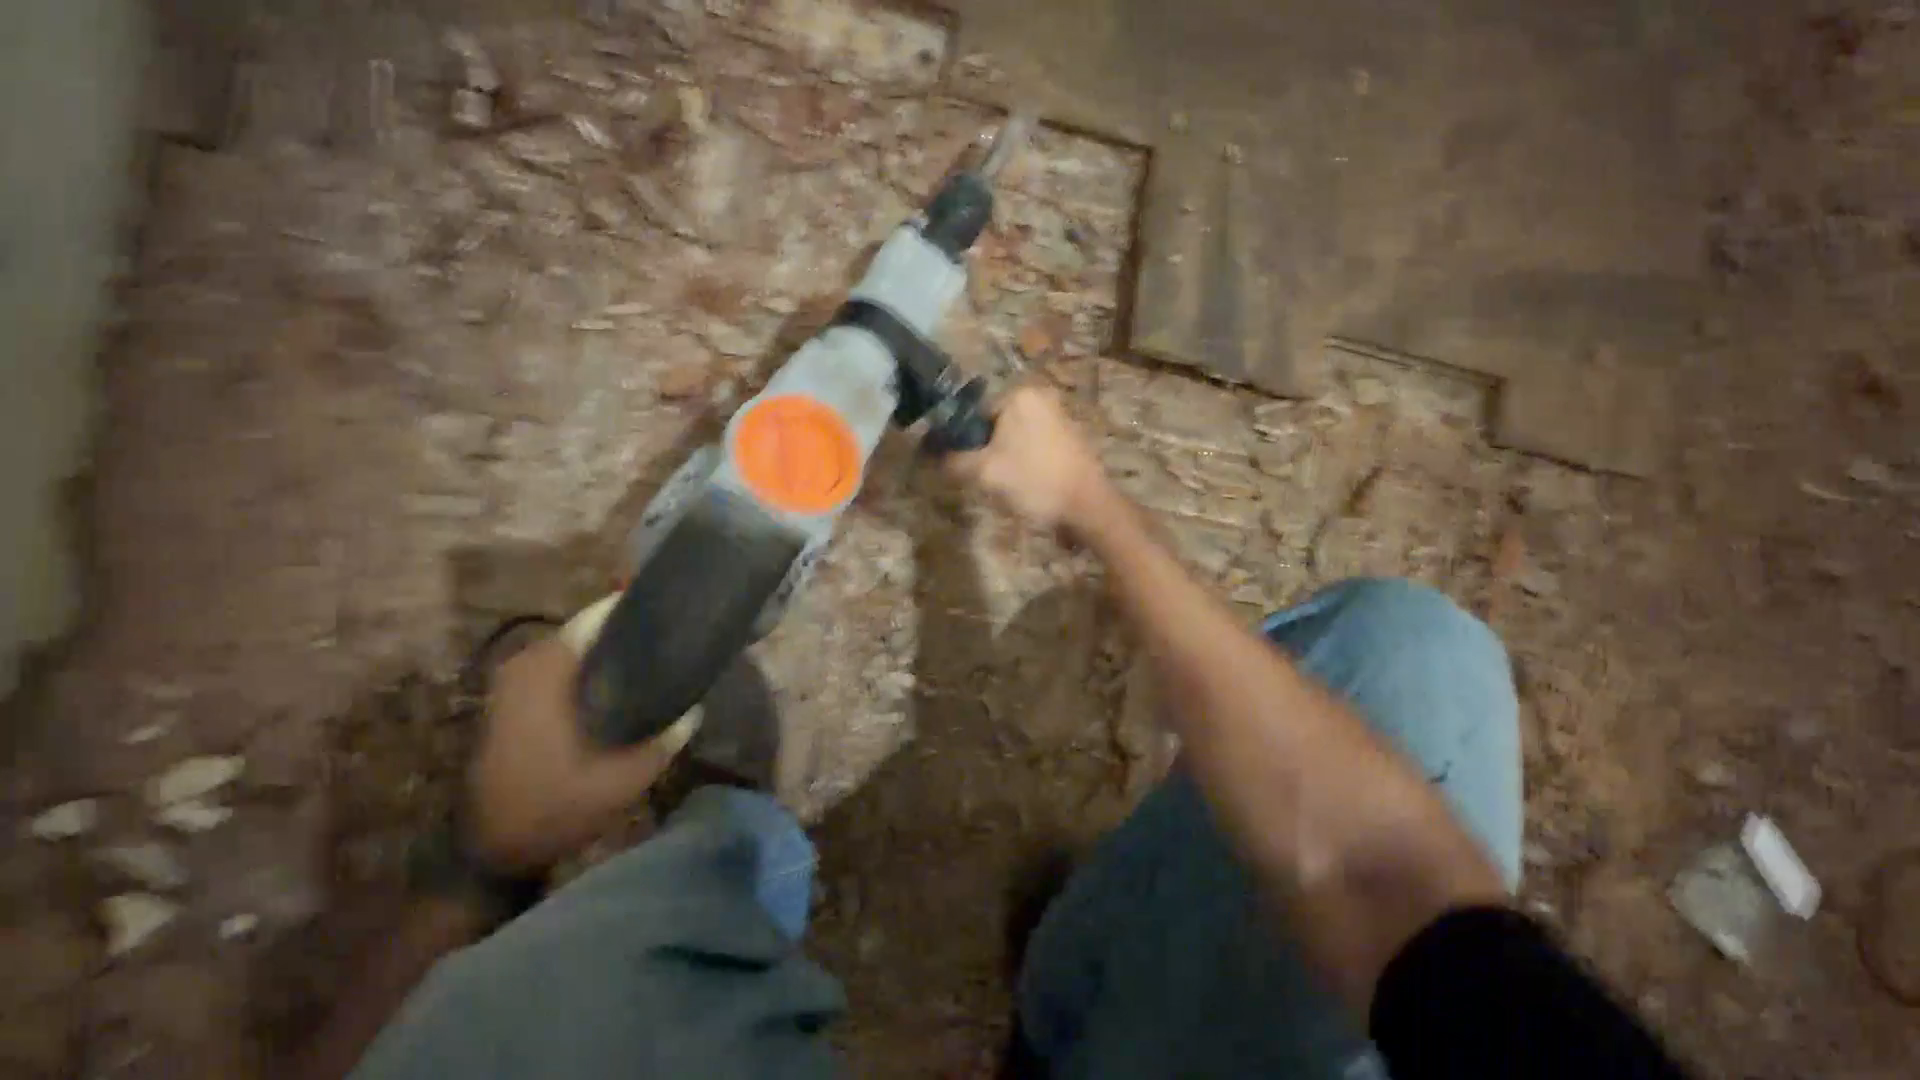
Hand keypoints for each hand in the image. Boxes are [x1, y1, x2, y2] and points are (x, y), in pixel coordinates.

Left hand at [464, 597, 700, 872]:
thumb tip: (694, 707)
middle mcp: (525, 664)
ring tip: (654, 665)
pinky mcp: (508, 705)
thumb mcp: (624, 777)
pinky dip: (587, 675)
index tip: (675, 611)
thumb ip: (666, 737)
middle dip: (629, 634)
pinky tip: (618, 694)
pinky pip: (557, 673)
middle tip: (673, 643)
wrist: (489, 850)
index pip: (599, 615)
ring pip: (573, 653)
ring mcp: (511, 684)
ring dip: (608, 657)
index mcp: (548, 668)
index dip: (638, 609)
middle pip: (588, 631)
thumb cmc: (554, 805)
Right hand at [945, 384, 1113, 531]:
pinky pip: (1033, 446)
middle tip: (984, 479)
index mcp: (1019, 394)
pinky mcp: (1070, 437)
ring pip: (1013, 438)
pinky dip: (1024, 463)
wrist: (1088, 506)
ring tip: (1005, 485)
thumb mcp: (984, 473)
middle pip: (993, 425)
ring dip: (1003, 459)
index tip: (963, 467)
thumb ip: (953, 460)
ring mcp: (1059, 416)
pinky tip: (1025, 485)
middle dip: (984, 451)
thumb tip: (930, 455)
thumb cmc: (1034, 481)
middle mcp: (1040, 397)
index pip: (973, 413)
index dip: (963, 441)